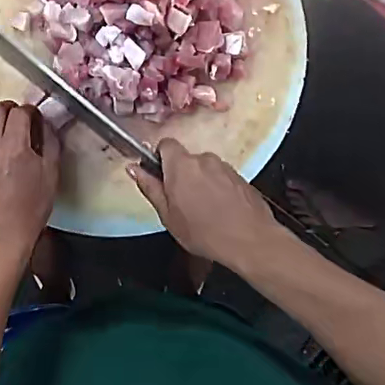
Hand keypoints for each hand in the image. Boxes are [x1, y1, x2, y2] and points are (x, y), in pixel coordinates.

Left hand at [0, 101, 58, 253]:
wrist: (5, 229)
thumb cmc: (31, 205)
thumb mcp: (52, 172)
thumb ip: (51, 142)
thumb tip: (48, 125)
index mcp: (15, 148)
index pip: (20, 113)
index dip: (32, 111)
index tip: (38, 117)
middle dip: (11, 108)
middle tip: (24, 117)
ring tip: (10, 127)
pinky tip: (0, 141)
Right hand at [128, 139, 277, 266]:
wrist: (249, 239)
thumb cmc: (204, 232)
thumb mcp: (167, 215)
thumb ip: (150, 188)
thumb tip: (134, 168)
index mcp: (181, 165)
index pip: (165, 144)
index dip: (160, 159)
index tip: (160, 178)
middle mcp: (204, 159)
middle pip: (186, 160)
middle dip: (181, 176)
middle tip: (181, 203)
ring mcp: (225, 167)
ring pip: (204, 170)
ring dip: (200, 184)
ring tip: (203, 212)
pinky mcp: (240, 177)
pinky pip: (221, 178)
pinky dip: (218, 190)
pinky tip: (220, 212)